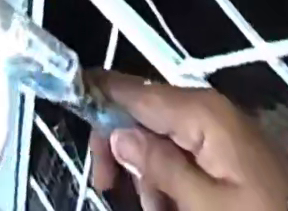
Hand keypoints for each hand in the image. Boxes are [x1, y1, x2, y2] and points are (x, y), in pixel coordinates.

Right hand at [87, 74, 287, 210]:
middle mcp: (203, 107)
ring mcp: (215, 125)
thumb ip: (159, 167)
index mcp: (198, 112)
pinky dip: (167, 176)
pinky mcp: (224, 146)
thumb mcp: (210, 209)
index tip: (63, 105)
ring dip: (143, 170)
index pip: (129, 89)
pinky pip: (178, 149)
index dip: (94, 95)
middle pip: (137, 109)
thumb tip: (116, 135)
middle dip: (119, 146)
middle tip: (105, 185)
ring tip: (150, 208)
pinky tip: (169, 205)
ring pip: (154, 133)